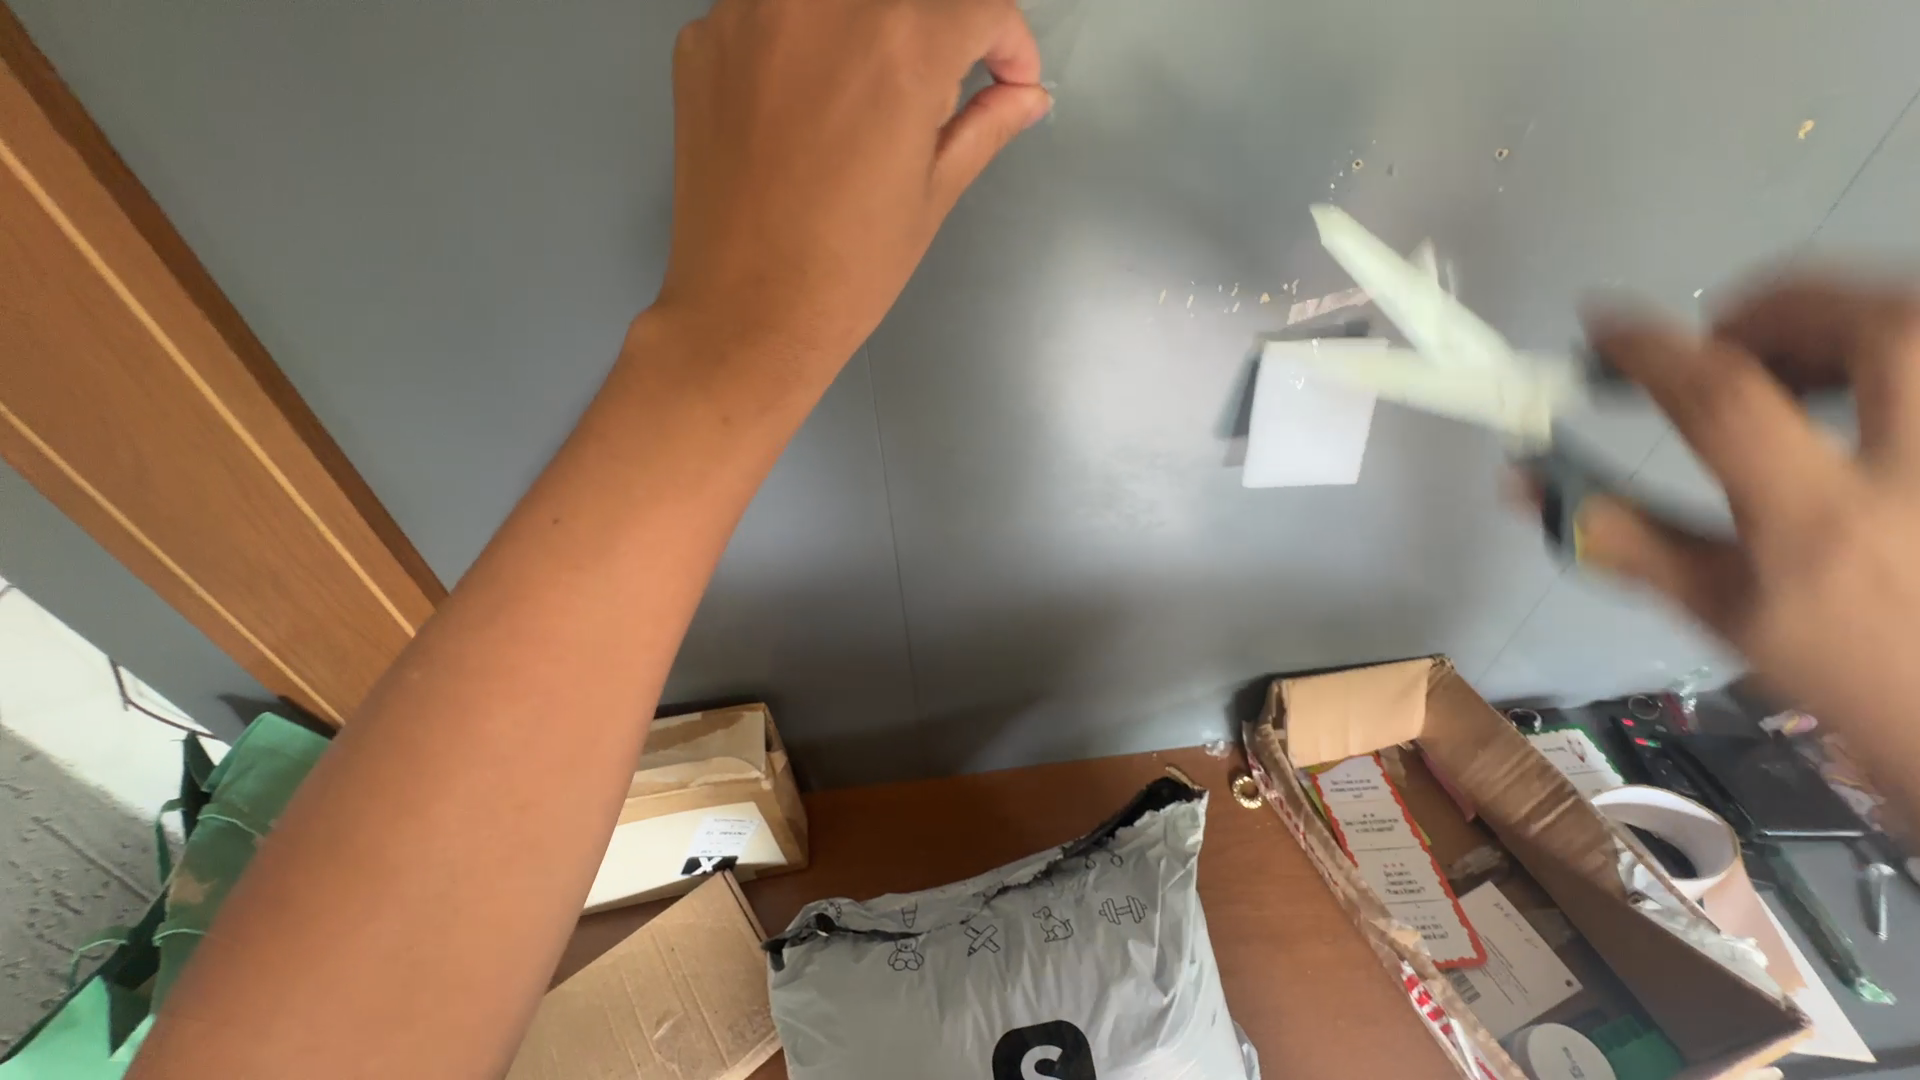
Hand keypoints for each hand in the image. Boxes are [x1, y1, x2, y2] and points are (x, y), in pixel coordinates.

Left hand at [654, 0, 1049, 370]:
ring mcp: (749, 11)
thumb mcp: (932, 198)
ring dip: (867, 32)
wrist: (745, 316)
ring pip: (836, 0)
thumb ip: (983, 126)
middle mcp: (821, 2)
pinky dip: (802, 42)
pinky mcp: (702, 37)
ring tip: (860, 100)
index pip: (981, 4)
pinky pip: (773, 11)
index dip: (1009, 42)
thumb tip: (1026, 95)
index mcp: (899, 47)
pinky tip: (800, 109)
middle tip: (934, 92)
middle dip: (940, 31)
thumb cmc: (850, 272)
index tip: (1007, 79)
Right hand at [1578, 277, 1919, 820]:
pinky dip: (1893, 351)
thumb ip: (1622, 536)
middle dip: (1785, 308)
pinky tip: (1856, 384)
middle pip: (1883, 329)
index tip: (1605, 328)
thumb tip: (1522, 482)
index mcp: (1817, 523)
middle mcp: (1915, 475)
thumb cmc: (1839, 670)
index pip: (1728, 403)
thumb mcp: (1715, 608)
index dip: (1655, 351)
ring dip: (1847, 320)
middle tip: (1723, 336)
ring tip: (1791, 357)